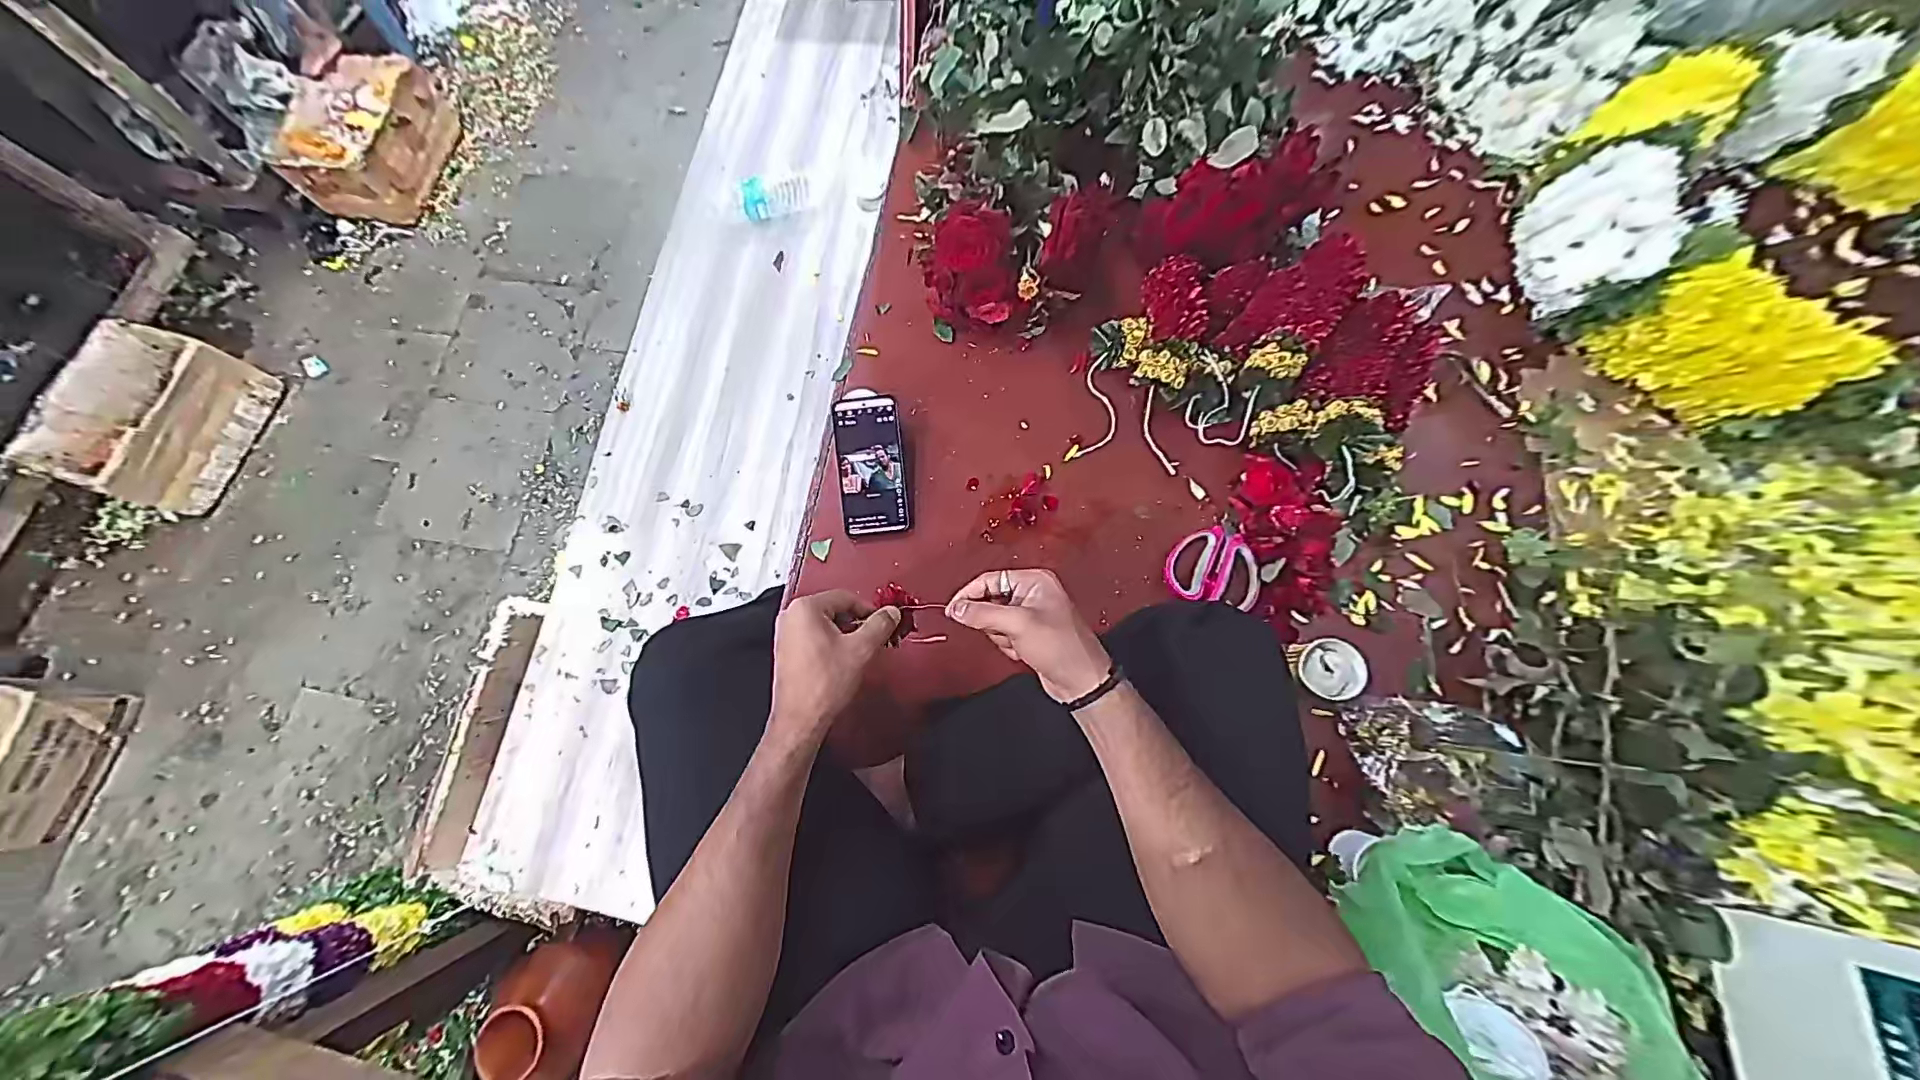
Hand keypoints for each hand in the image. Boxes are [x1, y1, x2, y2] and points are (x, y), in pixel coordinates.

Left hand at [770, 590, 897, 739]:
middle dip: (856, 624)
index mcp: (805, 609)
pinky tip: (842, 661)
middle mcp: (791, 617)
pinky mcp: (787, 651)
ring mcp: (786, 635)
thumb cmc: (820, 686)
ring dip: (845, 635)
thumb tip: (890, 613)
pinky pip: (815, 638)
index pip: (845, 598)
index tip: (882, 621)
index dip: (868, 610)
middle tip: (873, 637)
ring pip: (825, 625)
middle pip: (835, 610)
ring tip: (858, 652)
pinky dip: (831, 645)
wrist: (801, 719)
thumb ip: (880, 625)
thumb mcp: (861, 649)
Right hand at [946, 569, 1111, 701]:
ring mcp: (1031, 614)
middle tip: (1002, 631)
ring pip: (994, 620)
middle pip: (990, 600)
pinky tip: (1023, 651)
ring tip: (1018, 643)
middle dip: (991, 621)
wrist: (1080, 680)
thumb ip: (983, 613)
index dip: (970, 594)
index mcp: (1035, 581)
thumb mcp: (1017, 624)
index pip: (990, 579)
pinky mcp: (1029, 632)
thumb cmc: (1062, 647)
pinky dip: (1008, 644)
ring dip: (1001, 635)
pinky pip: (1003, 634)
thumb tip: (958, 608)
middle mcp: (1034, 593)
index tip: (954, 609)